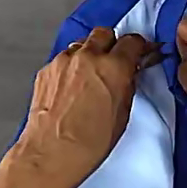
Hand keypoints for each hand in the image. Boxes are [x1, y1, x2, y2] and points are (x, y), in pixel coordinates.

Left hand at [7, 28, 150, 187]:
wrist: (51, 154)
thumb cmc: (90, 141)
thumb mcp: (123, 111)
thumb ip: (128, 83)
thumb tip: (130, 72)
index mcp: (114, 66)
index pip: (133, 40)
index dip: (139, 47)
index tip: (140, 52)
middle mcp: (89, 57)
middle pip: (105, 33)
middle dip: (112, 44)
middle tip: (115, 60)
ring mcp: (64, 61)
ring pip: (82, 44)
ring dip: (90, 53)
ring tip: (91, 74)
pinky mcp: (46, 70)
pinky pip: (64, 58)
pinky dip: (71, 66)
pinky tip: (73, 86)